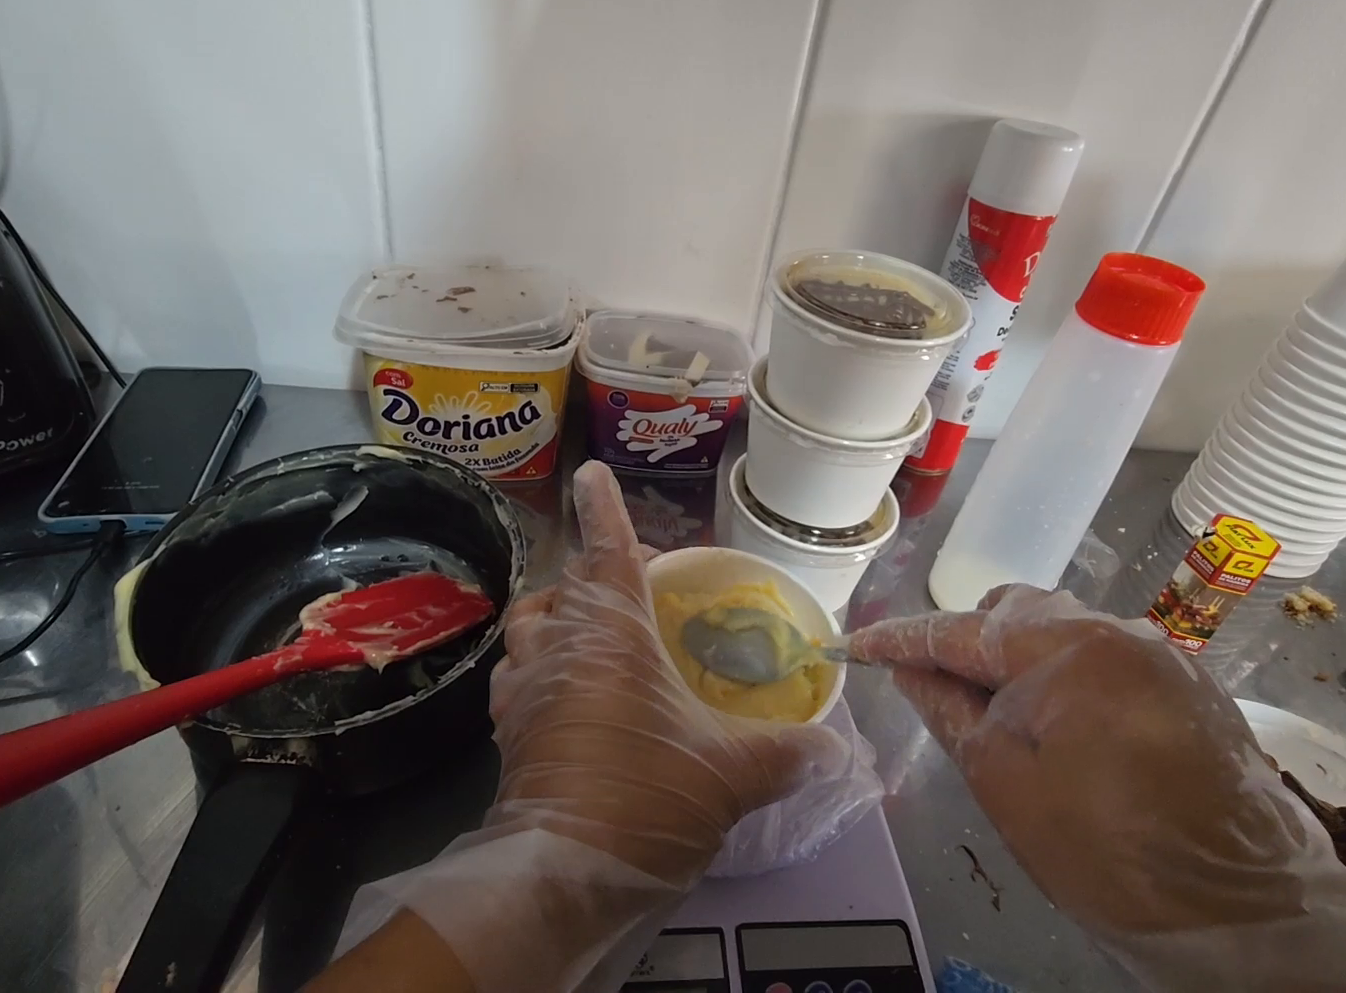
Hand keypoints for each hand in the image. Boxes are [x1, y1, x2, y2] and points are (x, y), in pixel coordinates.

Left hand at [489, 460, 850, 885]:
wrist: (565, 874)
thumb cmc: (648, 795)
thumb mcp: (732, 772)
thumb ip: (788, 751)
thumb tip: (837, 748)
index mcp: (611, 635)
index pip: (607, 552)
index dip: (604, 508)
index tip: (591, 472)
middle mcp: (560, 647)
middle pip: (567, 584)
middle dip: (599, 572)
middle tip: (641, 588)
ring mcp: (524, 687)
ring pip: (530, 624)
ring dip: (559, 616)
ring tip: (597, 634)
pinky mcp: (508, 729)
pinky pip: (515, 675)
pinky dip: (537, 666)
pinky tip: (565, 691)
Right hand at [851, 584, 1345, 992]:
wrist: (1246, 918)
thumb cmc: (1104, 852)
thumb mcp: (1003, 783)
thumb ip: (949, 710)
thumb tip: (909, 671)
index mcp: (1068, 650)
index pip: (961, 630)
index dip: (903, 639)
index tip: (858, 645)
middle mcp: (1116, 630)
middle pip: (1012, 610)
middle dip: (964, 641)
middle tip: (938, 690)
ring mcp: (1158, 650)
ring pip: (1058, 625)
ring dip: (1014, 654)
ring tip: (998, 708)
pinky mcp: (1185, 678)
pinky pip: (1101, 649)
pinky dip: (1062, 667)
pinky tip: (1058, 715)